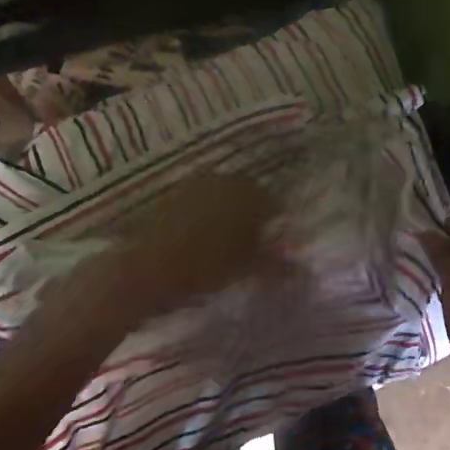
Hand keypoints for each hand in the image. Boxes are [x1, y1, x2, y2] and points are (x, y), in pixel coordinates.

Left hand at [77, 174, 279, 316]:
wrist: (149, 265)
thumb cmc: (205, 266)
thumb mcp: (246, 269)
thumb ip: (276, 265)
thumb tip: (300, 267)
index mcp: (250, 194)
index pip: (275, 205)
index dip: (276, 227)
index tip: (273, 247)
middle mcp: (226, 180)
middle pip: (248, 196)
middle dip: (252, 217)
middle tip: (251, 245)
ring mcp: (197, 183)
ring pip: (223, 197)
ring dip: (227, 214)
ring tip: (225, 242)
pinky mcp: (173, 193)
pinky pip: (199, 202)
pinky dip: (205, 215)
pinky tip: (200, 237)